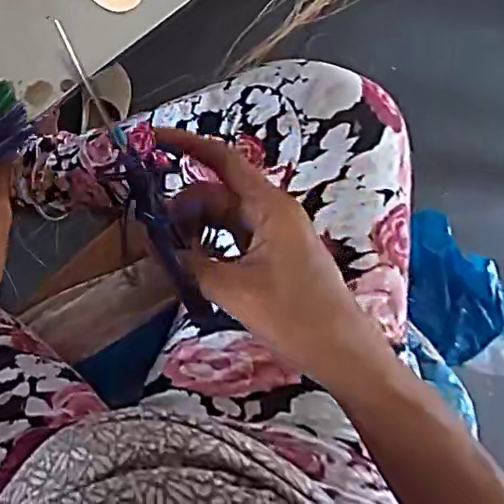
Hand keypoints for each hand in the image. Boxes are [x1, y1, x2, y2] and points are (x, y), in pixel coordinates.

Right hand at [159, 128, 390, 386]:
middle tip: (153, 227)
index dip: (185, 142)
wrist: (352, 365)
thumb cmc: (298, 320)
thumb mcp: (232, 290)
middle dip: (181, 204)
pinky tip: (190, 261)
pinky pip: (229, 234)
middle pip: (214, 191)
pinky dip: (206, 242)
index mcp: (269, 207)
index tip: (152, 139)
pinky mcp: (273, 254)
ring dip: (192, 226)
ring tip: (169, 249)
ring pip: (219, 214)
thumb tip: (155, 246)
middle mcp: (271, 212)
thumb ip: (188, 261)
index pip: (221, 159)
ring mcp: (274, 233)